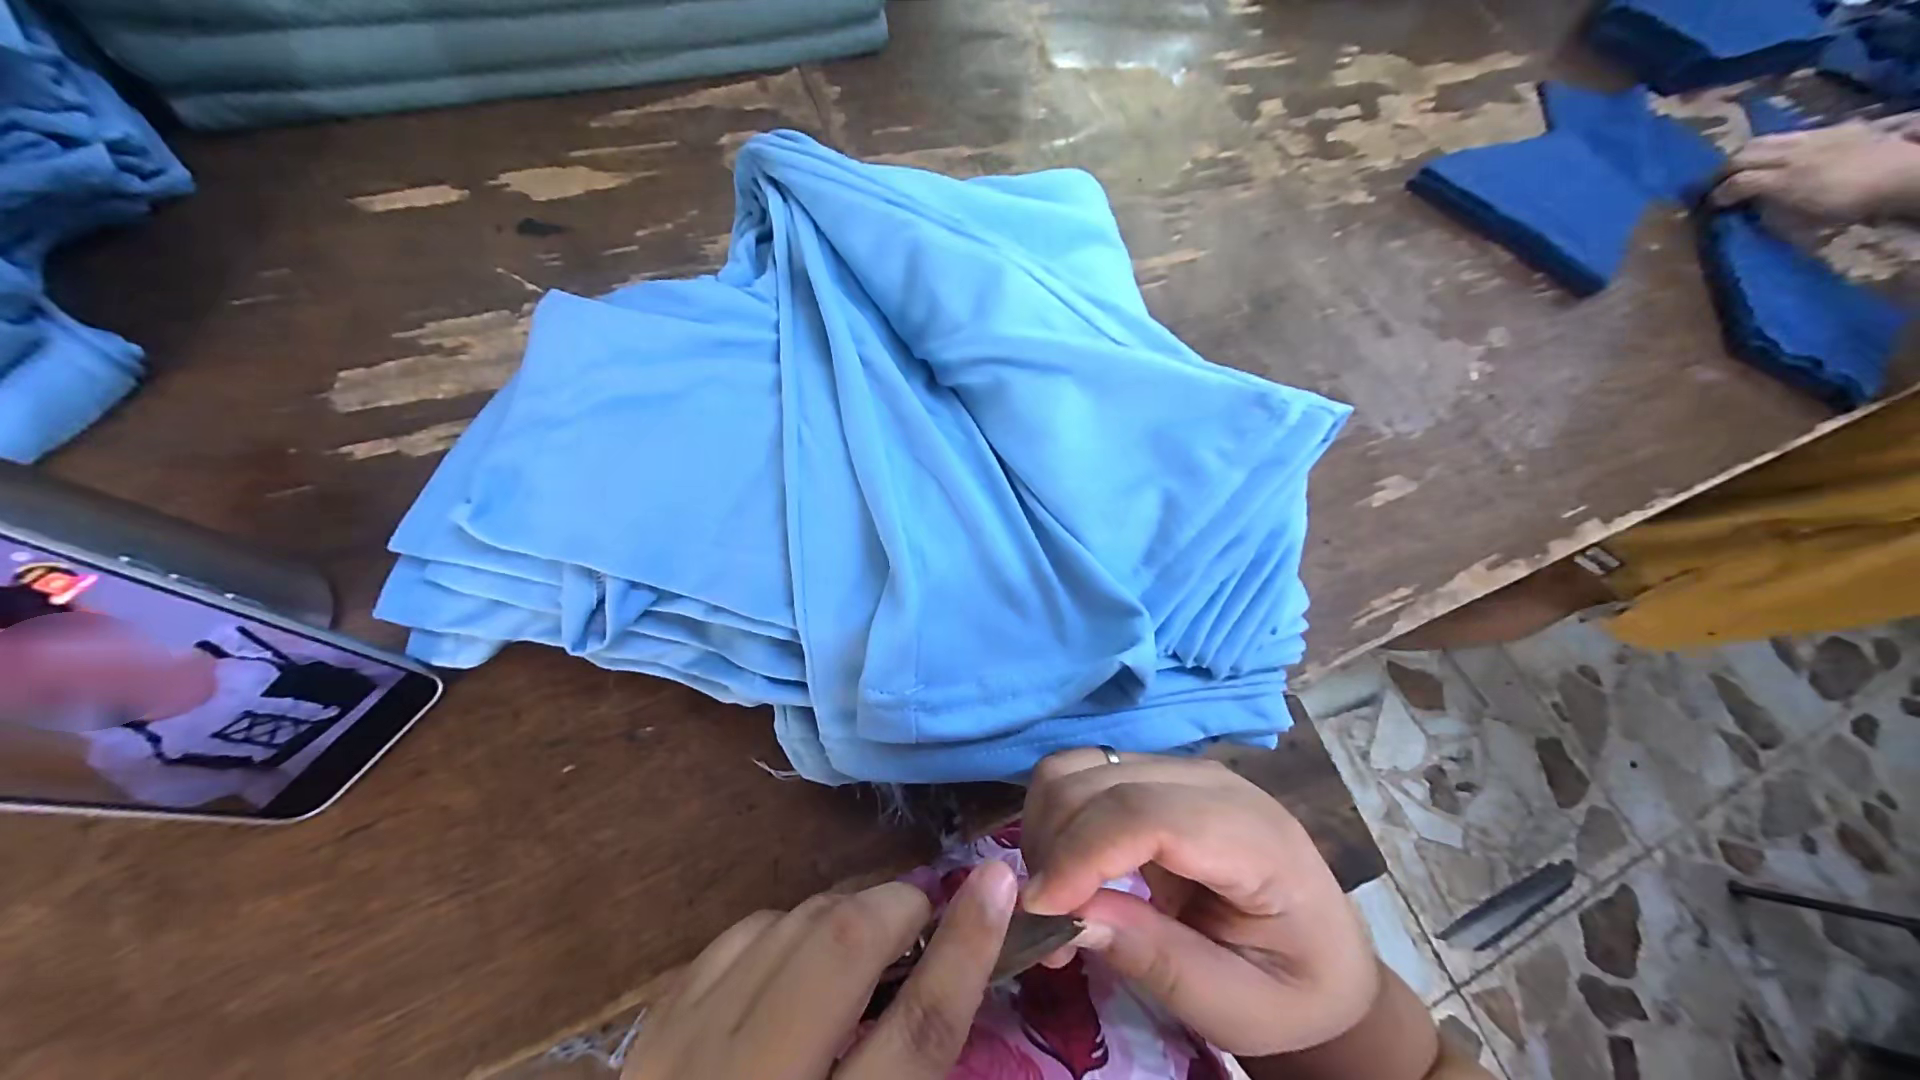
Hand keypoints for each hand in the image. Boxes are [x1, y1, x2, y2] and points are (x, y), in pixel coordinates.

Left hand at [623, 861, 1015, 1079]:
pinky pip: (743, 935)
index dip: (967, 947)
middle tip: (922, 917)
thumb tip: (952, 968)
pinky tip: (797, 958)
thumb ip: (910, 1059)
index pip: (917, 1031)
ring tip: (866, 940)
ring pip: (792, 924)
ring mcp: (685, 1050)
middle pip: (842, 948)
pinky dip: (787, 928)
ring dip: (845, 914)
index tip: (998, 881)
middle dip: (899, 908)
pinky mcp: (653, 1029)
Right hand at [1020, 749, 1377, 1057]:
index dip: (1082, 854)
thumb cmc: (1293, 987)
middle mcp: (1211, 783)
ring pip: (1075, 767)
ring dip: (1045, 829)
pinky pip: (1078, 774)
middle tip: (1044, 928)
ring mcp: (1176, 768)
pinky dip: (1052, 816)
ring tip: (1053, 898)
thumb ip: (1160, 961)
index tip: (1039, 911)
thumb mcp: (1242, 1008)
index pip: (1147, 816)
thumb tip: (1072, 917)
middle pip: (1099, 783)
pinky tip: (1063, 867)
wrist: (1322, 949)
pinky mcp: (1150, 772)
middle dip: (1052, 849)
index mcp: (1256, 839)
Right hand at [1710, 119, 1919, 219]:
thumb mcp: (1798, 219)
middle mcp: (1795, 153)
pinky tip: (1781, 157)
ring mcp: (1817, 136)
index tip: (1709, 207)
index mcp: (1782, 179)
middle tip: (1715, 185)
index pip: (1735, 182)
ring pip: (1765, 140)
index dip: (1716, 195)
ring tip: (1742, 168)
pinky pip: (1796, 134)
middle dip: (1723, 171)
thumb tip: (1741, 206)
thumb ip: (1765, 209)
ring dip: (1746, 155)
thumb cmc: (1849, 206)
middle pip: (1744, 154)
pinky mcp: (1839, 128)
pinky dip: (1778, 146)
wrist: (1908, 176)